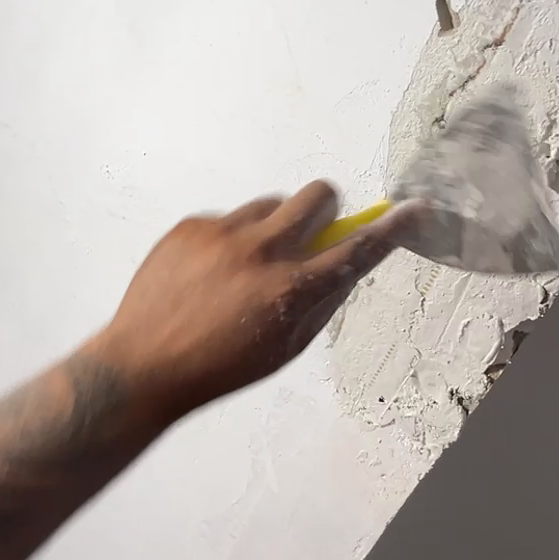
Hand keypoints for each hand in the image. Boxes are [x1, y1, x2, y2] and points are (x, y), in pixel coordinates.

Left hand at [86, 181, 416, 423]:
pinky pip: (229, 217)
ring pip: (271, 203)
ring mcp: (222, 234)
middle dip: (324, 210)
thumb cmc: (221, 365)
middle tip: (308, 235)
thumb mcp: (286, 347)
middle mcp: (261, 252)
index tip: (414, 210)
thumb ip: (323, 301)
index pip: (357, 250)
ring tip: (244, 267)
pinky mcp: (192, 225)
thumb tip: (347, 264)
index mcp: (291, 290)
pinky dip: (231, 239)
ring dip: (273, 227)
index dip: (392, 229)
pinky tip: (210, 274)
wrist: (144, 364)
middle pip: (318, 194)